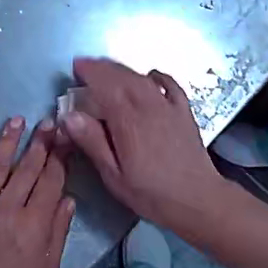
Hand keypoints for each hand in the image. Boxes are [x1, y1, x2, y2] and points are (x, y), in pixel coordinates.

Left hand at [0, 118, 75, 267]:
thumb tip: (68, 198)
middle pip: (27, 167)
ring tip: (16, 120)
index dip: (60, 156)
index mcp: (34, 223)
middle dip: (40, 142)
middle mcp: (8, 207)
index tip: (66, 136)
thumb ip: (58, 230)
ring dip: (7, 141)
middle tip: (48, 120)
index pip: (51, 180)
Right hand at [58, 59, 229, 235]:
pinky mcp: (183, 112)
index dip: (89, 72)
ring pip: (141, 77)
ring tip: (108, 70)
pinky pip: (169, 85)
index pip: (105, 85)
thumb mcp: (114, 175)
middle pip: (122, 76)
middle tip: (86, 67)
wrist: (199, 201)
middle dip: (102, 67)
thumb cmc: (152, 193)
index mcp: (128, 120)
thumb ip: (92, 143)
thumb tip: (69, 116)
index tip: (76, 67)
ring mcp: (168, 106)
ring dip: (122, 70)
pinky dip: (155, 77)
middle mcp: (148, 106)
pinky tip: (149, 77)